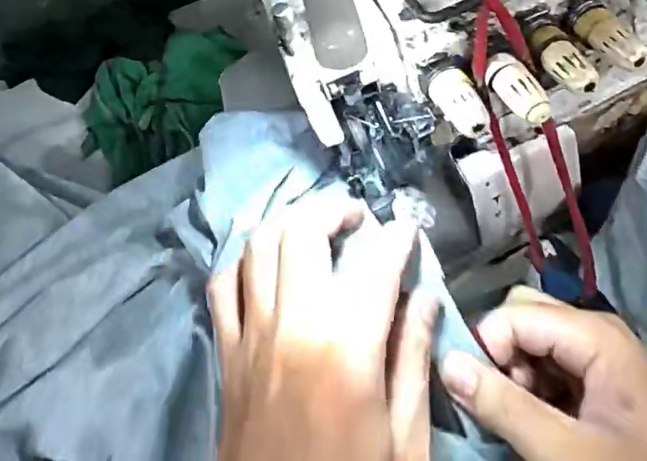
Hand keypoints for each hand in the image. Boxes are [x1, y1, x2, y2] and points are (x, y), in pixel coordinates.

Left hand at [210, 197, 439, 460]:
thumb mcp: (404, 440)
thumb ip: (413, 358)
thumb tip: (424, 297)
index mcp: (347, 348)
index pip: (375, 264)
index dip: (397, 238)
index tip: (408, 230)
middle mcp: (293, 325)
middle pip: (302, 232)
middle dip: (334, 209)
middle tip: (358, 217)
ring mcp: (252, 336)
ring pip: (258, 245)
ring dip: (288, 222)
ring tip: (314, 227)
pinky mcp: (226, 354)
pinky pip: (223, 285)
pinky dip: (243, 260)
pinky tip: (264, 262)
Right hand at [440, 288, 646, 460]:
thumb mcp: (566, 454)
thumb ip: (503, 405)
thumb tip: (444, 361)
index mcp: (594, 334)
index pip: (512, 313)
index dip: (485, 347)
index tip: (471, 392)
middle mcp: (600, 331)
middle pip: (525, 316)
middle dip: (502, 355)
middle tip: (500, 406)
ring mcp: (608, 357)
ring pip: (538, 341)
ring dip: (518, 375)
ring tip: (521, 423)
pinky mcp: (612, 384)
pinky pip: (558, 366)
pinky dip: (539, 389)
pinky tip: (543, 426)